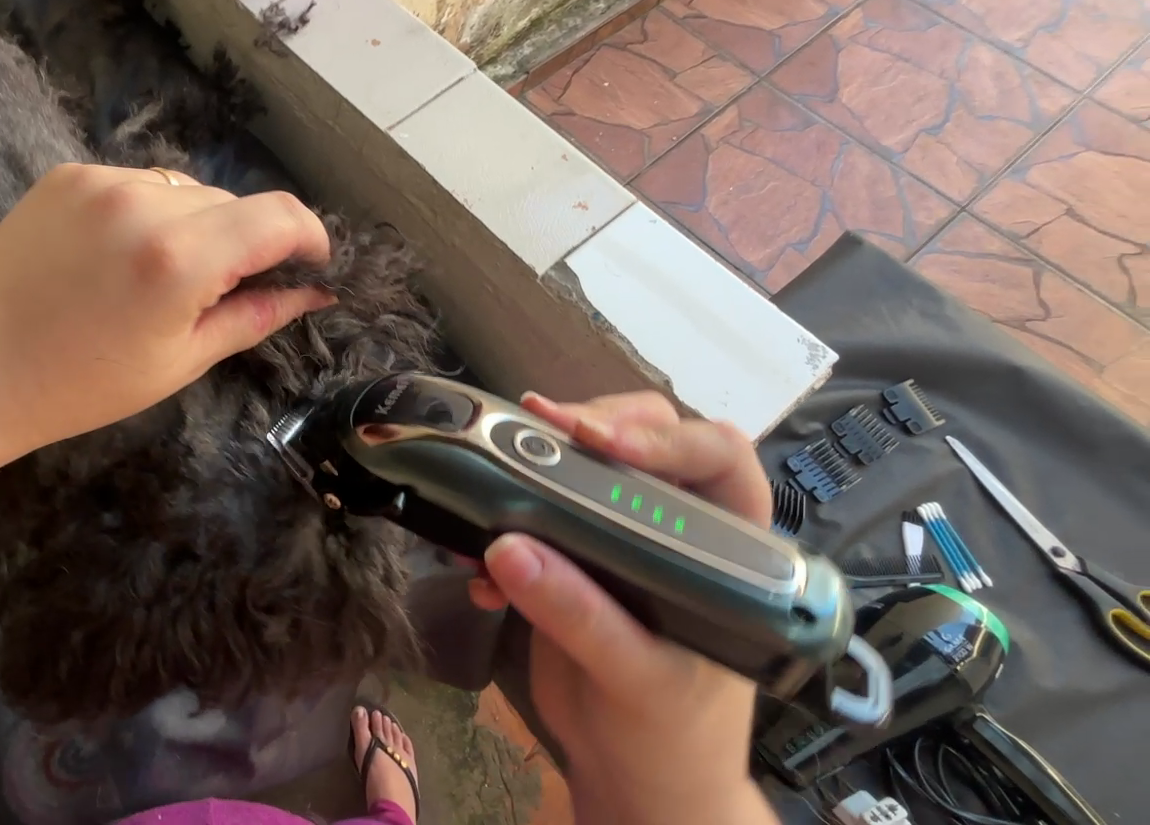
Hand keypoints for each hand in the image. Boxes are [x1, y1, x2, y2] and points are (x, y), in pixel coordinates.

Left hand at [0, 163, 332, 464]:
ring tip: (157, 276)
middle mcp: (145, 200)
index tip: (309, 264)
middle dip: (243, 242)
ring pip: (186, 189)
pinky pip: (139, 183)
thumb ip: (254, 316)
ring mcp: (101, 179)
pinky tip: (116, 256)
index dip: (308, 236)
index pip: (279, 215)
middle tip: (217, 292)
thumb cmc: (79, 385)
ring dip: (195, 225)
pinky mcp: (68, 174)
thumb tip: (312, 292)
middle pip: (232, 202)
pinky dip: (149, 213)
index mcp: (179, 258)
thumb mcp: (180, 362)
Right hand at [469, 392, 777, 824]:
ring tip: (489, 471)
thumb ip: (579, 616)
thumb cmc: (670, 736)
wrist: (631, 779)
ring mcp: (617, 539)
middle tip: (536, 423)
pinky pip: (532, 510)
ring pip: (582, 464)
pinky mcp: (569, 556)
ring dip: (532, 462)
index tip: (594, 440)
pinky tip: (475, 564)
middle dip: (587, 425)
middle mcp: (674, 529)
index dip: (660, 436)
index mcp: (726, 549)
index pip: (714, 457)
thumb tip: (507, 546)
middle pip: (641, 439)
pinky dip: (499, 521)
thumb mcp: (637, 680)